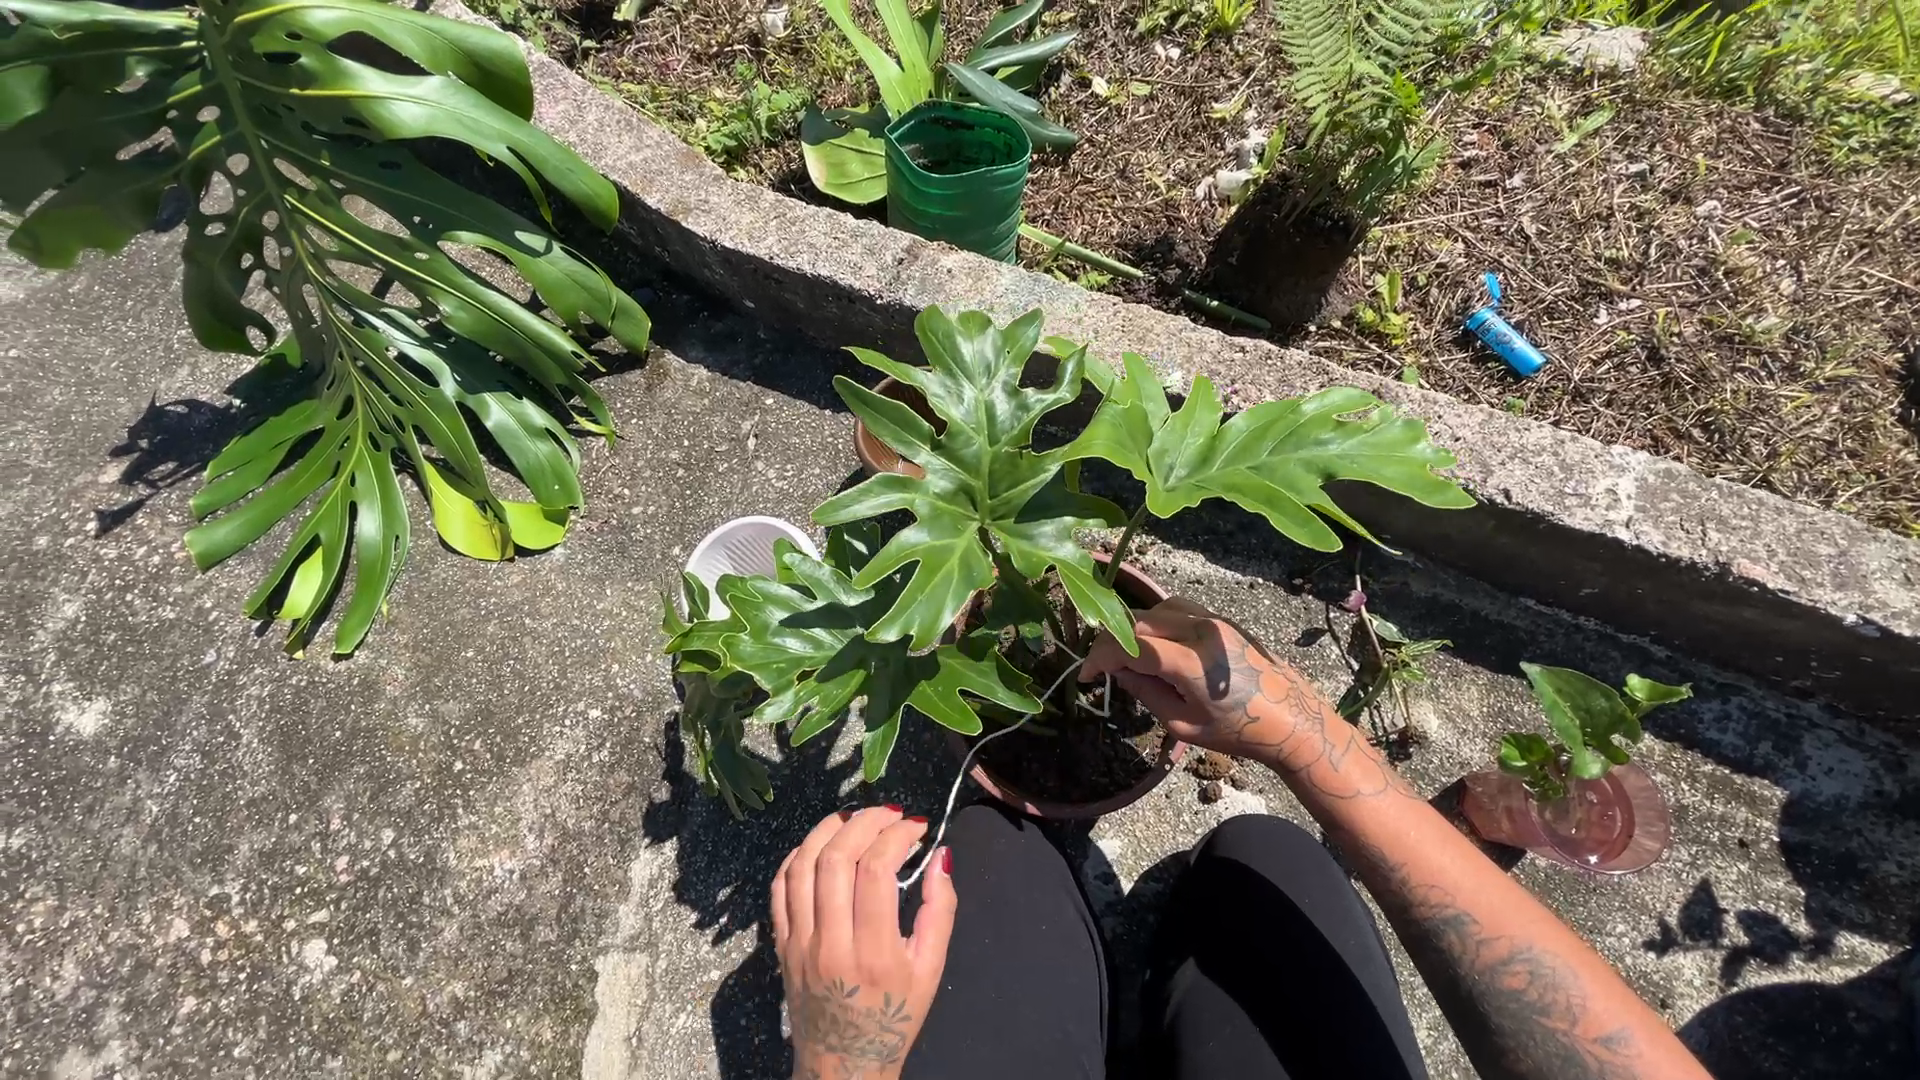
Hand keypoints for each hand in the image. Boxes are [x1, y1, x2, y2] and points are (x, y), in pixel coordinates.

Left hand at [774, 805, 955, 1079]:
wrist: (843, 1067)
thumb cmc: (894, 1018)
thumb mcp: (931, 969)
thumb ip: (940, 910)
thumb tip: (941, 855)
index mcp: (872, 952)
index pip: (875, 870)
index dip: (897, 835)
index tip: (917, 826)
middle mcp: (829, 943)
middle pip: (836, 858)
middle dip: (865, 821)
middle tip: (889, 813)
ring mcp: (798, 943)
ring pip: (803, 864)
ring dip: (829, 828)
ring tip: (856, 817)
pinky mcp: (780, 944)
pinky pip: (780, 886)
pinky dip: (799, 855)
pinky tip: (822, 843)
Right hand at [1080, 597, 1337, 765]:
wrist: (1293, 719)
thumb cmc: (1238, 731)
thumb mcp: (1182, 724)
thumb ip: (1145, 692)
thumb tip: (1117, 670)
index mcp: (1191, 662)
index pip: (1130, 645)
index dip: (1100, 657)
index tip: (1086, 676)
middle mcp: (1201, 631)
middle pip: (1138, 621)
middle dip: (1111, 642)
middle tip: (1100, 667)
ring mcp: (1213, 620)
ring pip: (1155, 608)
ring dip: (1134, 629)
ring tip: (1127, 656)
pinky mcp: (1221, 619)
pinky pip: (1177, 609)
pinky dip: (1156, 622)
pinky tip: (1154, 644)